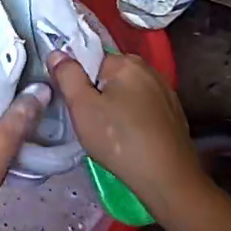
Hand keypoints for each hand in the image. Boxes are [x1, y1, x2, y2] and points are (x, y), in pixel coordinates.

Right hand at [50, 51, 205, 212]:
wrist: (166, 177)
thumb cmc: (119, 140)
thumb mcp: (82, 107)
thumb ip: (67, 76)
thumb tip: (57, 53)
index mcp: (127, 62)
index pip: (90, 60)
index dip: (76, 81)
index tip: (73, 104)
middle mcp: (150, 70)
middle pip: (109, 76)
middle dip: (96, 94)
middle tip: (89, 121)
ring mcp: (165, 91)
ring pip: (126, 93)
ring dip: (114, 107)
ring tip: (108, 133)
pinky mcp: (173, 113)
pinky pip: (142, 108)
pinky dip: (132, 118)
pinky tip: (129, 139)